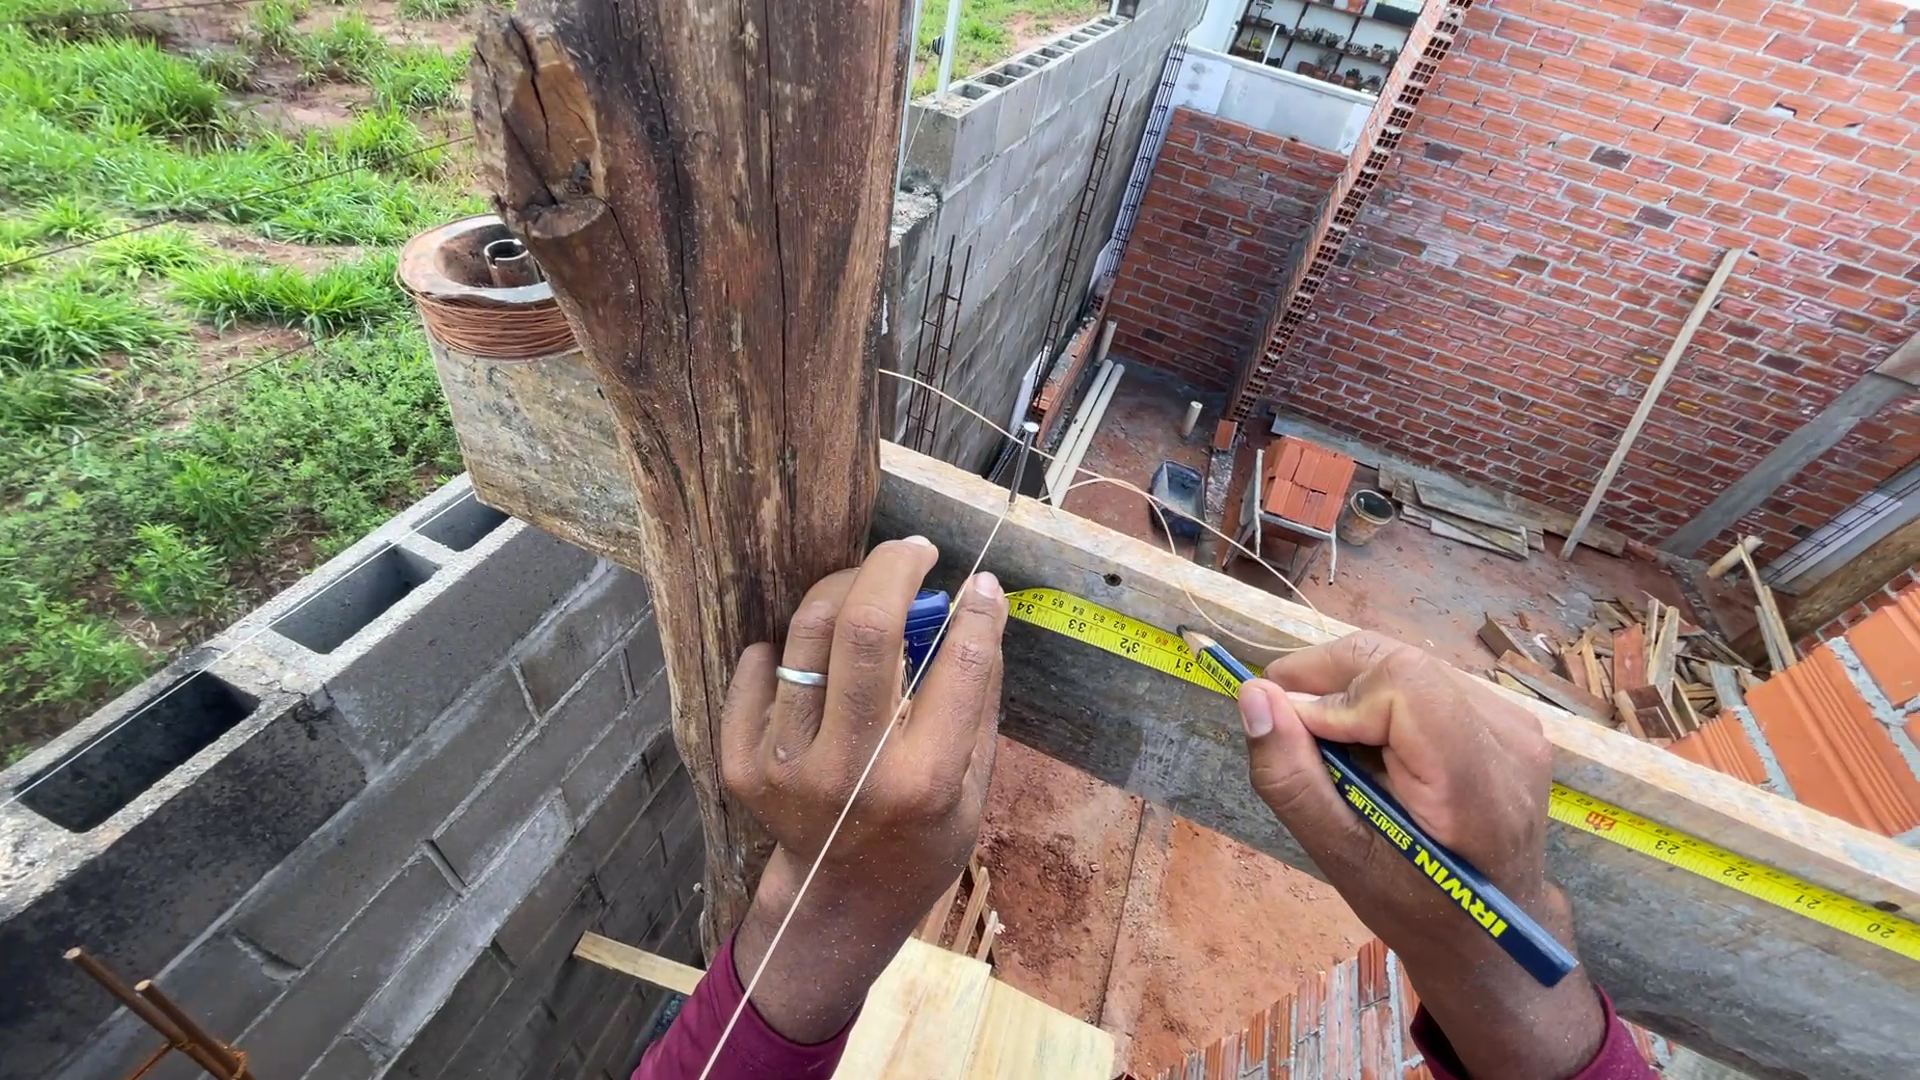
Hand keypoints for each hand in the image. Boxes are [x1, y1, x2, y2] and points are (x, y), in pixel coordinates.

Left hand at [720, 537, 1006, 1041]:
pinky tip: (814, 660)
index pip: (958, 665)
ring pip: (807, 632)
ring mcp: (787, 764)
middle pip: (863, 629)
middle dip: (893, 566)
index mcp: (924, 780)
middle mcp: (850, 769)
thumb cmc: (924, 836)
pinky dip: (790, 644)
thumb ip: (977, 693)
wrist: (840, 899)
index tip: (980, 583)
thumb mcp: (976, 780)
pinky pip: (761, 665)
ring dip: (844, 589)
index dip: (976, 610)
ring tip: (867, 589)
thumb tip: (979, 602)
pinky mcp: (743, 761)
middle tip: (913, 550)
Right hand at [1238, 632, 1605, 1078]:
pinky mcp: (1500, 712)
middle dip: (1323, 680)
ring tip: (1327, 737)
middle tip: (1290, 724)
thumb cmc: (1407, 900)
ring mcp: (1509, 720)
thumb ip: (1289, 774)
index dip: (1332, 699)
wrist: (1484, 928)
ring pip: (1396, 658)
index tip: (1296, 735)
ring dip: (1342, 685)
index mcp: (1475, 786)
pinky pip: (1413, 671)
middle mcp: (1505, 737)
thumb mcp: (1334, 851)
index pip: (1401, 685)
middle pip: (1393, 660)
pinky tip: (1363, 735)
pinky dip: (1368, 690)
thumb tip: (1253, 693)